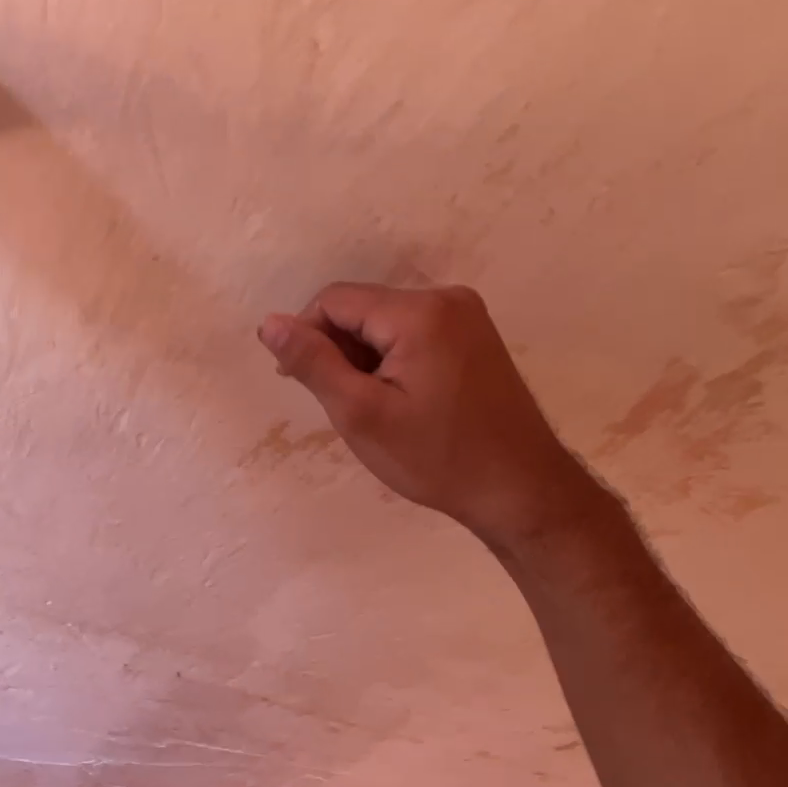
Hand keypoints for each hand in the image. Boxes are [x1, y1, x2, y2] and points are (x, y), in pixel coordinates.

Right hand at [257, 282, 602, 547]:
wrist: (518, 487)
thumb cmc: (433, 456)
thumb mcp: (359, 413)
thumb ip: (312, 362)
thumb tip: (269, 322)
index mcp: (419, 312)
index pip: (333, 300)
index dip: (306, 337)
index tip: (303, 385)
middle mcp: (446, 299)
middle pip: (359, 308)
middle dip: (335, 350)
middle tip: (341, 405)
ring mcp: (464, 316)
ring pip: (381, 322)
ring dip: (359, 359)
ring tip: (371, 408)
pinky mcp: (472, 336)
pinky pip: (408, 333)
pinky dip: (386, 361)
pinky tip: (395, 400)